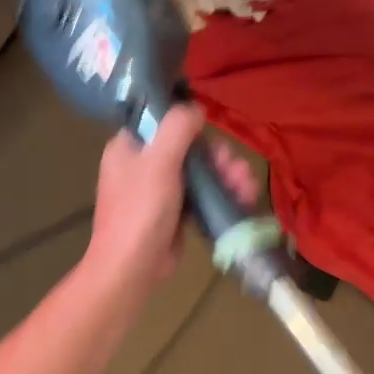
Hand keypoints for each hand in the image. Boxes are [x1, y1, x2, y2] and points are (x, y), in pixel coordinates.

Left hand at [82, 105, 259, 292]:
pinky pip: (202, 195)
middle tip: (234, 167)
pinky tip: (243, 197)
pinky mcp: (175, 213)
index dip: (187, 125)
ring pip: (198, 172)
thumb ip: (177, 129)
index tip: (209, 134)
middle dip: (216, 156)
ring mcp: (158, 190)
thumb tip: (194, 107)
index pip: (159, 122)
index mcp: (127, 148)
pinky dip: (221, 194)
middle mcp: (141, 165)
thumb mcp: (158, 161)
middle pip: (186, 147)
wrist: (133, 267)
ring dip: (225, 174)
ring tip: (246, 185)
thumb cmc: (140, 210)